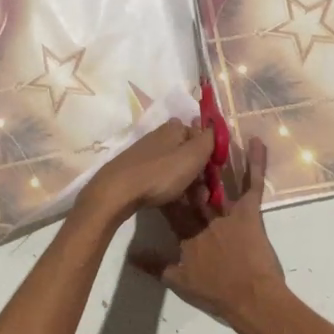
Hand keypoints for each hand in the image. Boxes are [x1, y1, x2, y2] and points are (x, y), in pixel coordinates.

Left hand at [79, 118, 214, 226]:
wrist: (118, 191)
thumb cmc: (160, 173)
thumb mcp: (192, 155)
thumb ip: (209, 140)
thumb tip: (214, 127)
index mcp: (174, 128)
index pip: (200, 135)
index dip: (210, 153)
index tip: (215, 173)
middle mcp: (160, 137)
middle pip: (188, 154)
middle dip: (200, 175)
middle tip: (205, 196)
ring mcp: (148, 155)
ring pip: (176, 169)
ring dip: (189, 186)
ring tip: (194, 206)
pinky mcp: (138, 171)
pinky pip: (162, 180)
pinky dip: (172, 191)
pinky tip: (176, 205)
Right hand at [129, 137, 287, 333]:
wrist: (251, 299)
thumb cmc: (215, 292)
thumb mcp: (179, 282)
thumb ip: (154, 265)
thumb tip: (129, 254)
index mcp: (185, 231)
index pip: (169, 204)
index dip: (162, 186)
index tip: (154, 167)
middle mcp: (203, 215)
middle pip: (190, 185)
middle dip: (184, 163)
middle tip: (179, 138)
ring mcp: (227, 211)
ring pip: (217, 178)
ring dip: (213, 155)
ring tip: (208, 129)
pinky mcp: (250, 211)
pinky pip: (253, 184)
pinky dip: (256, 162)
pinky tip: (256, 140)